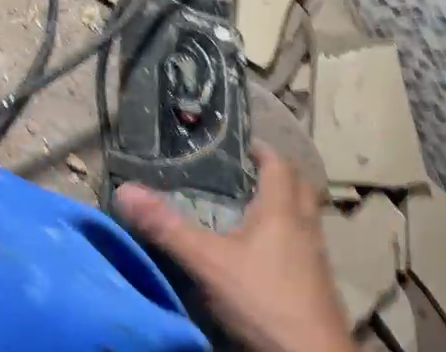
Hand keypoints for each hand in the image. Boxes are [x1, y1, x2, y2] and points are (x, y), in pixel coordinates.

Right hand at [116, 143, 355, 351]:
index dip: (264, 151)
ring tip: (252, 215)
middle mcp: (305, 231)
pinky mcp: (320, 294)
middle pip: (301, 191)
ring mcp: (317, 265)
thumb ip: (168, 227)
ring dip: (285, 213)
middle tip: (249, 176)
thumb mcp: (207, 263)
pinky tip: (263, 261)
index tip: (244, 145)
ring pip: (305, 224)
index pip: (280, 167)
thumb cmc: (264, 301)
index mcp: (282, 213)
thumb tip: (126, 191)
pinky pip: (305, 254)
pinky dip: (286, 245)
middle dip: (278, 179)